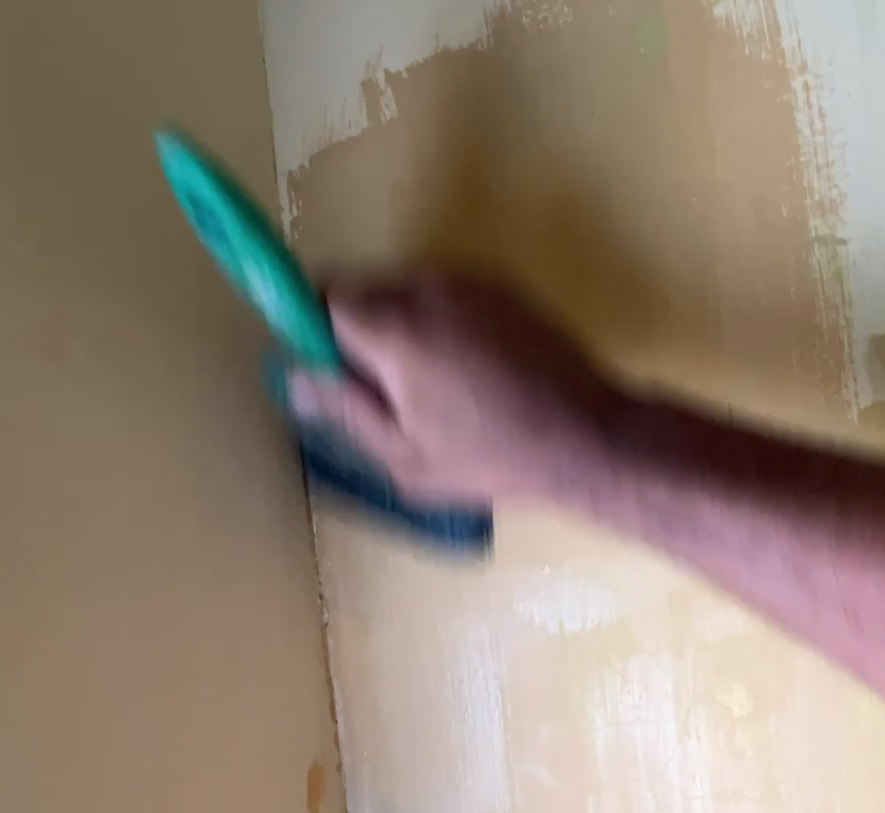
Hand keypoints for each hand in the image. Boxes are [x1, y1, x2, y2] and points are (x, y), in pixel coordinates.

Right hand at [287, 271, 630, 503]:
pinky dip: (445, 326)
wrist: (588, 437)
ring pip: (410, 293)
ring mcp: (474, 282)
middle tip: (393, 395)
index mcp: (396, 325)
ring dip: (406, 331)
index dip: (319, 332)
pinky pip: (451, 298)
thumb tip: (295, 378)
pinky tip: (475, 376)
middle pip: (367, 290)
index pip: (324, 294)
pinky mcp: (506, 290)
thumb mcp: (407, 456)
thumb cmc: (491, 457)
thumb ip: (347, 411)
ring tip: (441, 391)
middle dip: (363, 334)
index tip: (341, 375)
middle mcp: (430, 285)